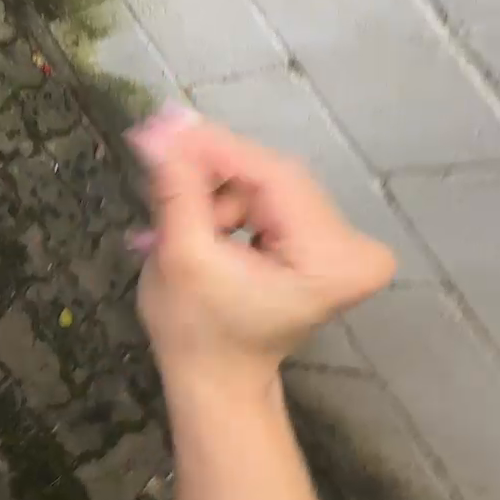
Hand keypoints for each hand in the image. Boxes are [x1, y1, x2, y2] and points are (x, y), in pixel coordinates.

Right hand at [127, 105, 394, 394]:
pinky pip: (262, 200)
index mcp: (332, 256)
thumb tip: (160, 128)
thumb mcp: (180, 255)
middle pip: (268, 178)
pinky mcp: (317, 243)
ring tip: (166, 214)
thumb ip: (176, 189)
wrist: (212, 375)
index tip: (157, 124)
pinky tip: (188, 217)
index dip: (210, 146)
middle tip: (147, 154)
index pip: (270, 177)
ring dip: (207, 190)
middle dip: (204, 167)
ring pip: (260, 186)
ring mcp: (338, 244)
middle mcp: (352, 244)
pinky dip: (219, 202)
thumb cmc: (196, 328)